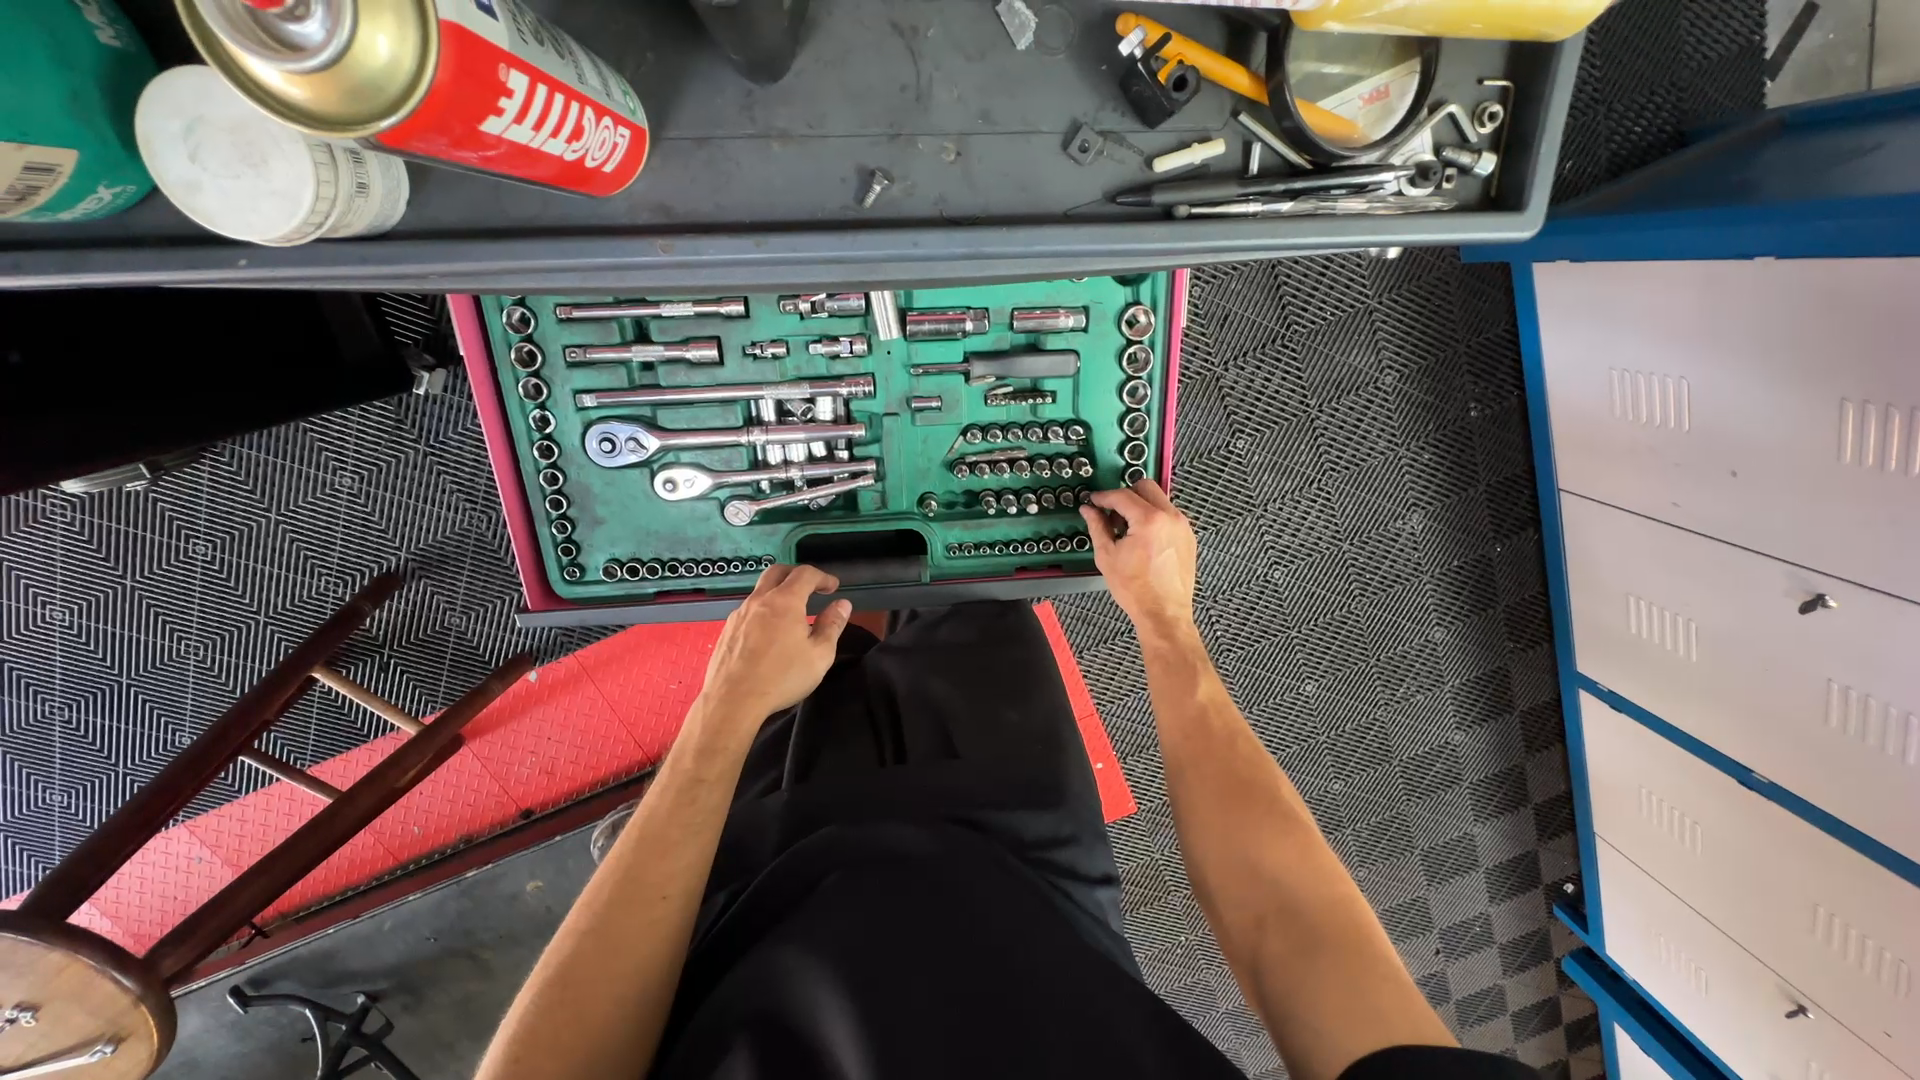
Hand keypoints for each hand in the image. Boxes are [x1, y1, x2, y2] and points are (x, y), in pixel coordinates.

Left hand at [697, 564, 851, 721]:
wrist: (733, 701)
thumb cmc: (782, 678)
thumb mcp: (819, 655)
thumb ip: (832, 625)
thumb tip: (843, 605)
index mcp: (784, 602)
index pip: (805, 574)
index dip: (822, 577)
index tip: (833, 587)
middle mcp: (759, 601)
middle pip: (777, 572)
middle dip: (797, 574)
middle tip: (811, 588)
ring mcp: (739, 614)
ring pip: (760, 591)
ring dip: (778, 593)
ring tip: (791, 614)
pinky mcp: (727, 630)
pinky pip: (748, 610)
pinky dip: (764, 610)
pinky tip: (769, 633)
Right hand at [1079, 480, 1196, 643]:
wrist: (1164, 613)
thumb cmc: (1138, 591)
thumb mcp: (1107, 556)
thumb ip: (1097, 527)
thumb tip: (1089, 511)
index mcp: (1149, 521)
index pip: (1122, 495)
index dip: (1104, 496)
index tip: (1095, 500)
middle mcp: (1170, 518)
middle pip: (1145, 487)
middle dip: (1125, 494)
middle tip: (1111, 511)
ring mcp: (1182, 527)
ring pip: (1159, 500)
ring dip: (1140, 506)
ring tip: (1126, 529)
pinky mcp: (1187, 537)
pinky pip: (1168, 516)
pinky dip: (1154, 518)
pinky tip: (1142, 538)